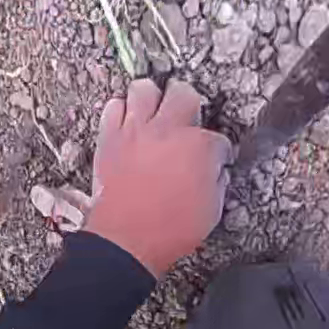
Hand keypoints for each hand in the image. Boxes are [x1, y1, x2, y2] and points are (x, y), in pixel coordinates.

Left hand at [85, 78, 231, 276]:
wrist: (127, 240)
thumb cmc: (170, 230)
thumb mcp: (211, 212)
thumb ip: (217, 183)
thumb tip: (217, 172)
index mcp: (200, 147)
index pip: (218, 137)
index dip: (218, 151)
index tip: (215, 161)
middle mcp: (169, 130)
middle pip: (183, 93)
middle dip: (188, 104)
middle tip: (185, 120)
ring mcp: (136, 131)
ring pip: (144, 88)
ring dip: (152, 99)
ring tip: (153, 115)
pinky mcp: (110, 138)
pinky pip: (113, 107)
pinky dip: (121, 112)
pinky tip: (129, 126)